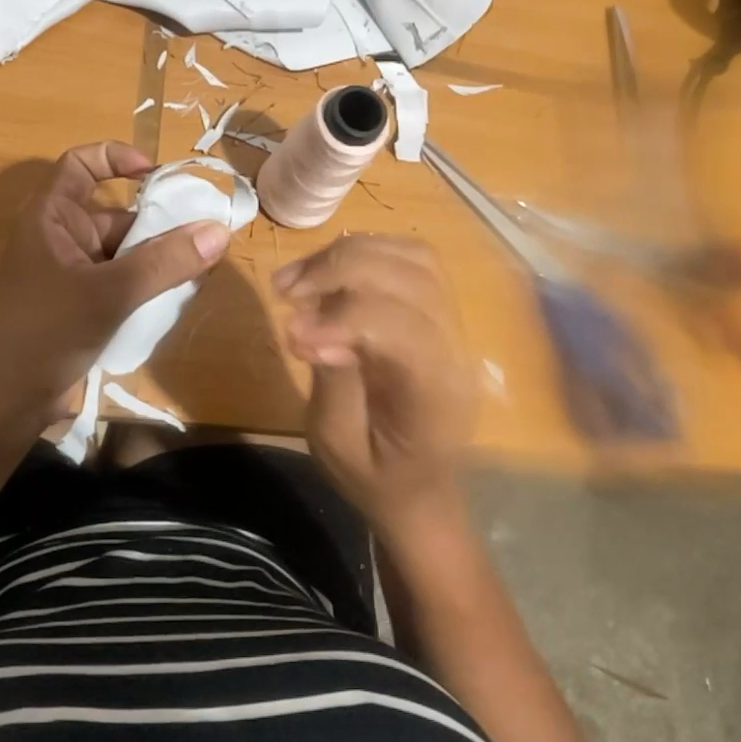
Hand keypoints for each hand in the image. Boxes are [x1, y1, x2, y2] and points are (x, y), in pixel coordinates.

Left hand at [0, 142, 230, 421]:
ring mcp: (70, 276)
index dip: (116, 158)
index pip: (80, 164)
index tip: (156, 173)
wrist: (3, 403)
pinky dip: (147, 288)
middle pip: (115, 215)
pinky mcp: (80, 308)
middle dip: (157, 226)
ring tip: (200, 272)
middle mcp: (60, 239)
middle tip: (205, 239)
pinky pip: (121, 284)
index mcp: (50, 218)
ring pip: (124, 253)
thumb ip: (165, 262)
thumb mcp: (109, 293)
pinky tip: (177, 300)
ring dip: (157, 261)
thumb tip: (219, 231)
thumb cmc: (45, 332)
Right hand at [272, 235, 476, 535]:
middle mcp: (455, 348)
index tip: (292, 334)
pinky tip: (328, 272)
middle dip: (340, 269)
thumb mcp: (338, 446)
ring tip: (301, 278)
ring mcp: (454, 325)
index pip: (401, 326)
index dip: (342, 317)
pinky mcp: (440, 312)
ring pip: (414, 257)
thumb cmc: (376, 476)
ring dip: (350, 253)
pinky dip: (366, 252)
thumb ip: (332, 384)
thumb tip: (311, 329)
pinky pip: (413, 259)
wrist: (422, 489)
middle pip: (411, 276)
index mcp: (434, 392)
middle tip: (286, 290)